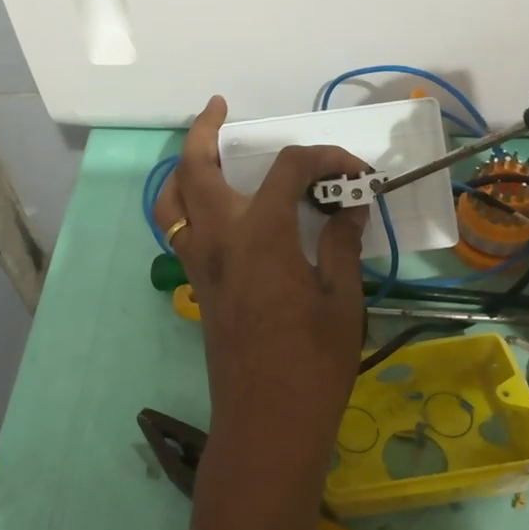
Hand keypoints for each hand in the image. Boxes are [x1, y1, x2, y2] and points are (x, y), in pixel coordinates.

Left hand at [154, 96, 370, 469]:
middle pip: (196, 166)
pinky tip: (211, 206)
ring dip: (183, 164)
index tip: (356, 172)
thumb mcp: (342, 300)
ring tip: (205, 150)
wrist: (266, 421)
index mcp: (262, 233)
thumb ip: (340, 242)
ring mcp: (199, 260)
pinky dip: (184, 202)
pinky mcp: (195, 283)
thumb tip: (349, 205)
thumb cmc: (312, 363)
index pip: (289, 168)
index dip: (326, 157)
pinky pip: (176, 227)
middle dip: (205, 130)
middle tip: (220, 107)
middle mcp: (219, 236)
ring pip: (172, 196)